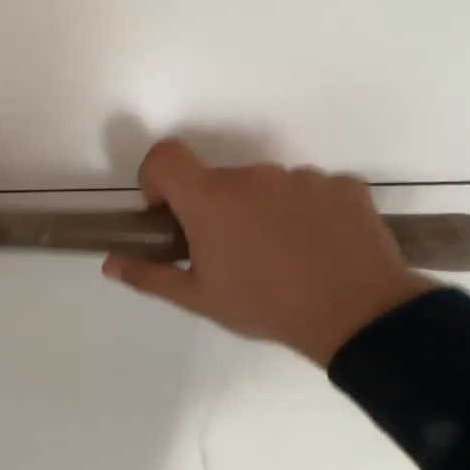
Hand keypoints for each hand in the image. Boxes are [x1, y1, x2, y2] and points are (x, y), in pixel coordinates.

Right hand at [102, 140, 435, 365]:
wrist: (357, 313)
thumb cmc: (264, 306)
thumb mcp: (196, 298)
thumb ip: (148, 274)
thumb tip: (112, 263)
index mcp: (212, 202)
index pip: (166, 157)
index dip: (156, 178)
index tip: (167, 213)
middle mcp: (255, 178)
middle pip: (215, 179)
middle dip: (209, 208)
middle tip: (223, 252)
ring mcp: (304, 178)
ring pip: (262, 185)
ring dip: (255, 210)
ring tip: (273, 255)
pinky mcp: (343, 185)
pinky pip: (305, 190)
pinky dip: (298, 212)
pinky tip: (310, 248)